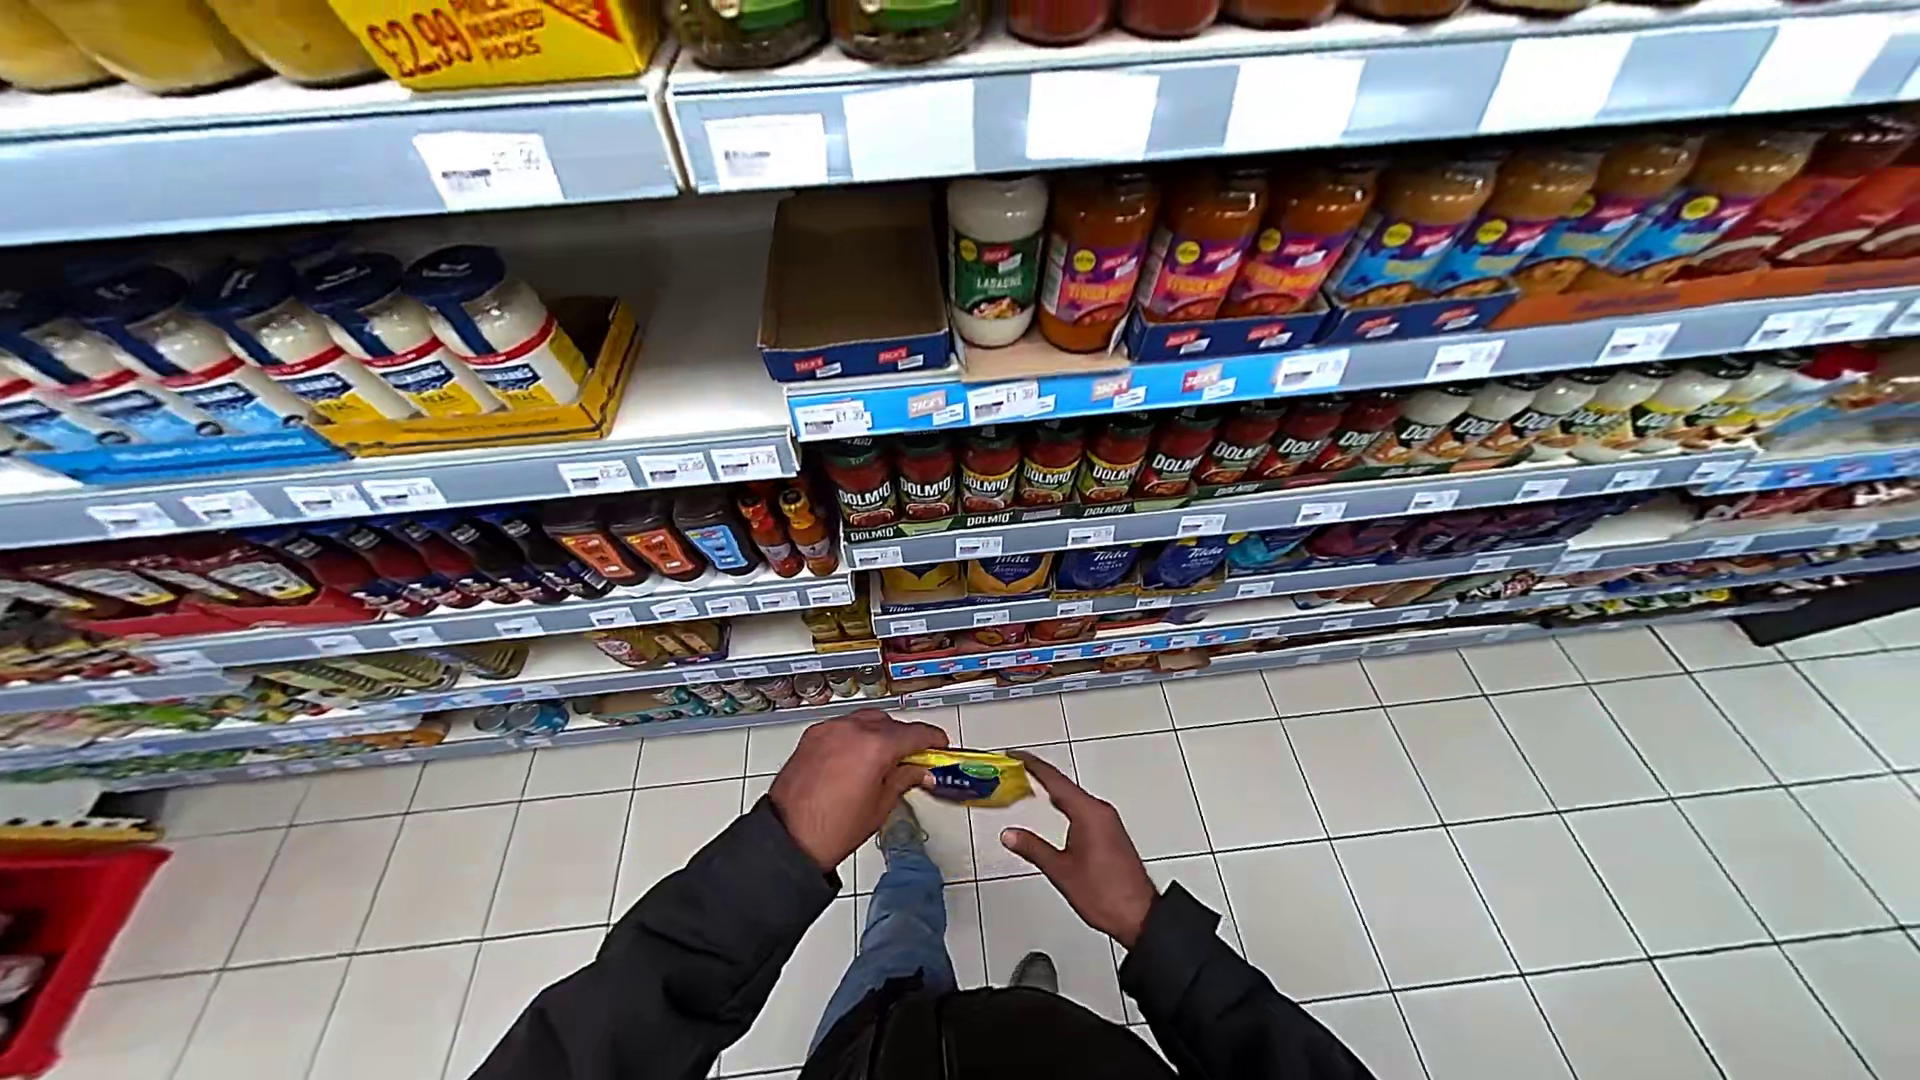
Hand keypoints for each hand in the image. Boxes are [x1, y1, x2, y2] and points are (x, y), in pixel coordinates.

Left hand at [768, 708, 949, 870]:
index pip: (915, 733)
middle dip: (904, 737)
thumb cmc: (831, 829)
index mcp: (875, 746)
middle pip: (890, 723)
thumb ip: (904, 779)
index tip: (939, 745)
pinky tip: (857, 756)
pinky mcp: (813, 735)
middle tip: (913, 757)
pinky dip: (854, 736)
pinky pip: (843, 726)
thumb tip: (918, 770)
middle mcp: (852, 730)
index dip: (932, 739)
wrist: (788, 839)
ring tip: (883, 758)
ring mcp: (830, 730)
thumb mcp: (881, 805)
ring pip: (865, 719)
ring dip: (878, 733)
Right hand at [999, 751, 1158, 948]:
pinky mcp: (1110, 831)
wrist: (1140, 916)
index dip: (1032, 765)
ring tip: (1031, 782)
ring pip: (1074, 795)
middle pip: (1065, 784)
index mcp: (1088, 813)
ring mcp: (1107, 820)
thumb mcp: (1061, 871)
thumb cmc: (1106, 894)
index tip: (1016, 755)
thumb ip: (1033, 848)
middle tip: (1018, 765)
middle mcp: (1100, 811)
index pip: (1054, 780)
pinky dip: (1065, 801)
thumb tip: (1010, 834)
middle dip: (1040, 774)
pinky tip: (1056, 806)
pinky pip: (1083, 806)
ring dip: (1053, 788)